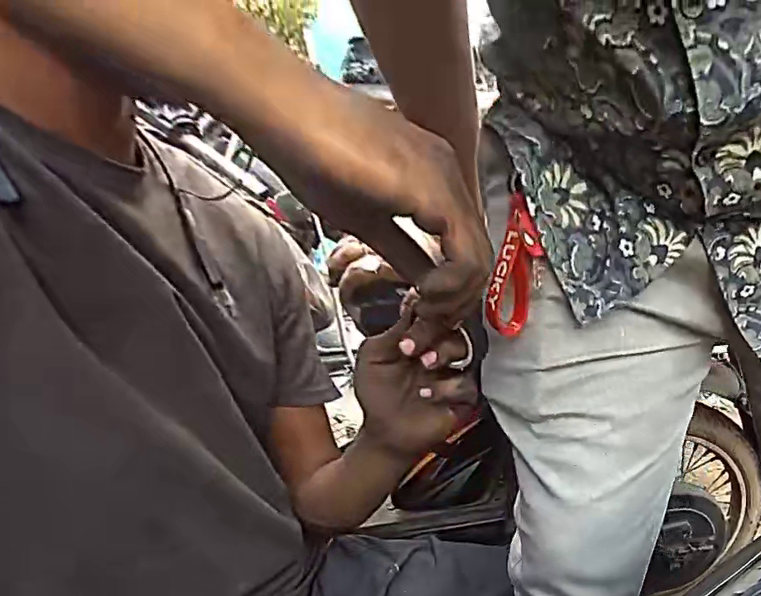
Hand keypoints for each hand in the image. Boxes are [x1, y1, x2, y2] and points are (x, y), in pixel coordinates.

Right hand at [266, 90, 487, 363]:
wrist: (280, 109)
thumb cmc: (309, 155)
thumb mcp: (368, 222)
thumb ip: (404, 253)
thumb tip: (426, 284)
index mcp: (437, 181)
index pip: (467, 250)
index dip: (451, 293)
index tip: (423, 313)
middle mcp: (450, 177)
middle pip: (480, 260)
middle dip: (457, 303)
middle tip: (425, 321)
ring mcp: (446, 180)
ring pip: (480, 262)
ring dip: (453, 300)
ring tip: (422, 310)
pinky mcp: (435, 191)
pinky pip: (465, 257)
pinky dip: (448, 287)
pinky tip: (422, 294)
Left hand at [352, 307, 475, 457]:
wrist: (385, 432)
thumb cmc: (378, 395)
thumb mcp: (374, 356)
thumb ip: (393, 331)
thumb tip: (411, 303)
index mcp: (422, 340)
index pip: (435, 317)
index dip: (425, 320)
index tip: (407, 331)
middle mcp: (441, 353)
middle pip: (456, 329)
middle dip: (436, 336)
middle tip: (413, 350)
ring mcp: (455, 374)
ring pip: (468, 352)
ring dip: (445, 355)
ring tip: (424, 367)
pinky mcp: (464, 398)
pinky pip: (469, 384)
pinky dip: (448, 388)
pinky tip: (427, 394)